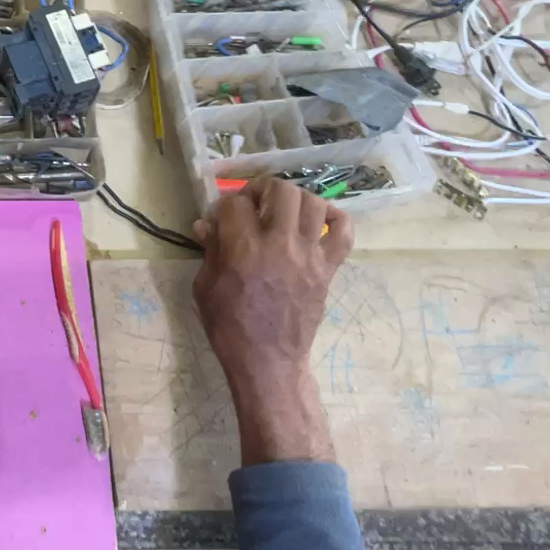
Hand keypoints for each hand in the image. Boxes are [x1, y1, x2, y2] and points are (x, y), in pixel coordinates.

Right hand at [191, 178, 352, 464]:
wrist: (267, 359)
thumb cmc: (228, 325)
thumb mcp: (205, 286)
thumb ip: (210, 250)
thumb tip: (206, 225)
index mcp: (243, 249)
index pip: (235, 204)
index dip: (224, 206)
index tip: (220, 218)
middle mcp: (279, 244)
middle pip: (280, 191)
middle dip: (261, 190)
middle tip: (252, 204)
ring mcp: (309, 256)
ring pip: (313, 203)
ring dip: (295, 199)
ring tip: (282, 211)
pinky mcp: (328, 269)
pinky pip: (344, 232)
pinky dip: (335, 218)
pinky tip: (319, 220)